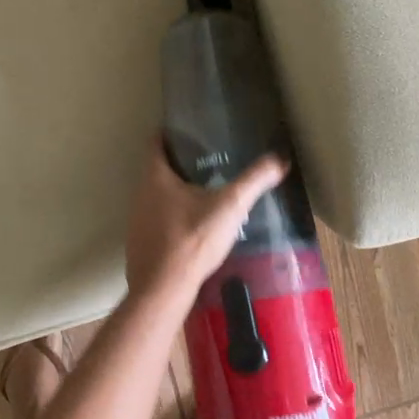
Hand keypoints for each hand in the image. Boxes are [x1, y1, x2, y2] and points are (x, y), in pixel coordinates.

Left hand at [124, 143, 287, 298]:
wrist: (163, 289)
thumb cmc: (193, 239)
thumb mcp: (230, 206)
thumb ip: (254, 181)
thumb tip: (281, 159)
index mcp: (155, 177)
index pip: (156, 142)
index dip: (171, 132)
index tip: (191, 129)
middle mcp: (140, 194)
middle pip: (158, 170)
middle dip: (180, 163)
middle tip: (209, 159)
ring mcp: (137, 221)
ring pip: (157, 197)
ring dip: (176, 192)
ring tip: (206, 191)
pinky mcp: (141, 244)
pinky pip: (158, 221)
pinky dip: (173, 217)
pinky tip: (195, 226)